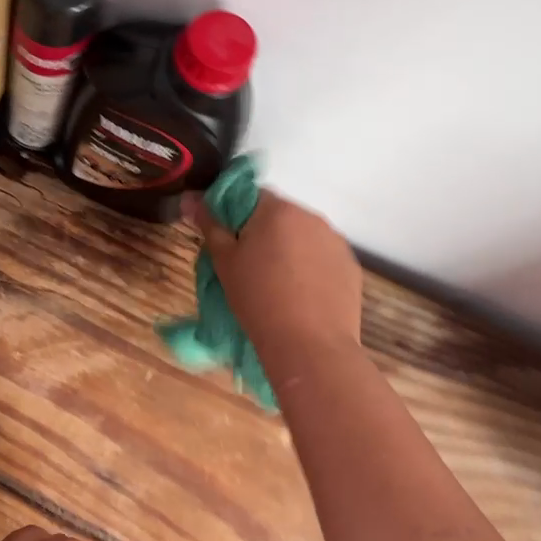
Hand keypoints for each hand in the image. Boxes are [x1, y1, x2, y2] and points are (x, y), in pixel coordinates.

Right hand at [183, 189, 362, 359]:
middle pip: (279, 215)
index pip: (250, 195)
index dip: (235, 215)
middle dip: (264, 232)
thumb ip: (209, 224)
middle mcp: (311, 216)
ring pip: (303, 236)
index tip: (228, 241)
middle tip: (248, 265)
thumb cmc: (257, 298)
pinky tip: (301, 294)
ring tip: (277, 283)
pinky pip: (323, 258)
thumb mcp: (224, 261)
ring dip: (289, 249)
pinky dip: (311, 268)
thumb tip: (189, 197)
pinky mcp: (351, 267)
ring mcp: (335, 242)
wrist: (309, 346)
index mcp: (277, 209)